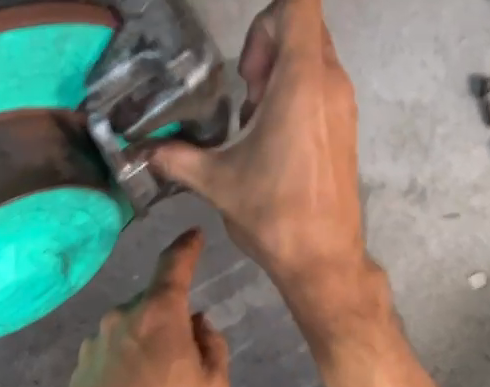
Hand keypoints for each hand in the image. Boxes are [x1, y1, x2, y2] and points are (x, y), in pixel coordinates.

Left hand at [58, 230, 230, 386]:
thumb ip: (212, 348)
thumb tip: (199, 324)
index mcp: (158, 314)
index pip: (173, 267)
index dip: (186, 250)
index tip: (193, 236)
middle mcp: (118, 321)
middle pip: (148, 307)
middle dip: (167, 319)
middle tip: (187, 354)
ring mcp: (91, 350)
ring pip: (126, 335)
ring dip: (143, 347)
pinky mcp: (77, 378)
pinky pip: (108, 361)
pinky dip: (123, 370)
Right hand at [150, 0, 367, 296]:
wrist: (322, 259)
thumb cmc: (273, 216)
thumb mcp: (216, 184)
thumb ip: (177, 158)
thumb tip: (142, 152)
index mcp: (301, 83)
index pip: (297, 5)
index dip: (265, 22)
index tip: (245, 68)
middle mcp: (330, 81)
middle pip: (302, 27)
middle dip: (267, 49)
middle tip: (245, 99)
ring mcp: (344, 103)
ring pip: (312, 57)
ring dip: (279, 76)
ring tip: (255, 125)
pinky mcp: (346, 125)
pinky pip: (321, 85)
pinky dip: (295, 96)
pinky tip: (273, 143)